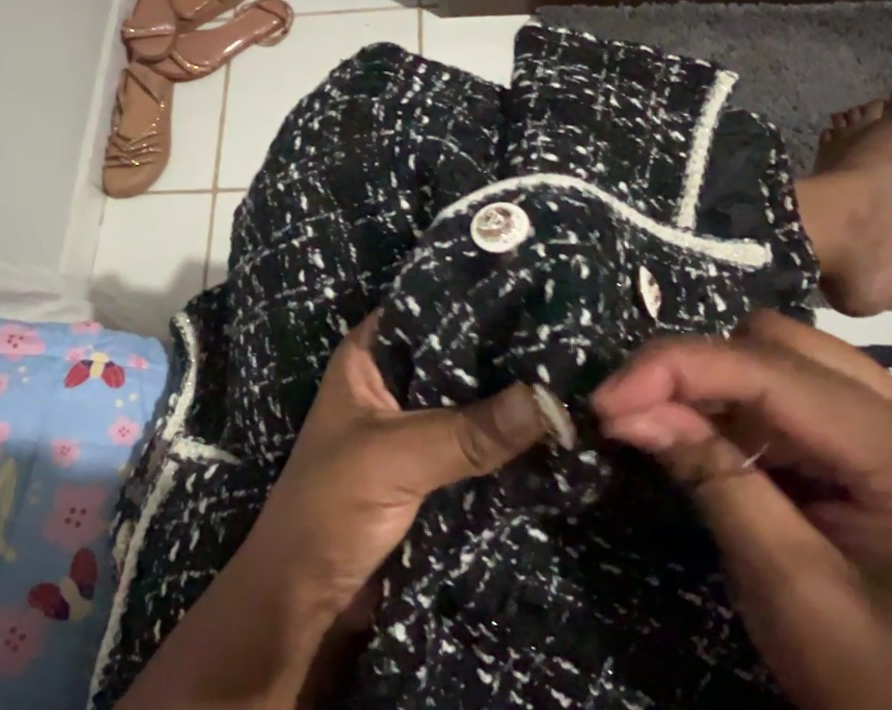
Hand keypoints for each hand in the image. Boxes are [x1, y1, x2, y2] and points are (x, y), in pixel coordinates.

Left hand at [120, 311, 547, 707]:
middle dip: (512, 354)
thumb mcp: (396, 458)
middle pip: (462, 354)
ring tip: (585, 380)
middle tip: (583, 342)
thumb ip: (471, 430)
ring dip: (518, 399)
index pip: (433, 308)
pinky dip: (513, 440)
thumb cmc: (330, 507)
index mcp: (370, 356)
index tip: (547, 293)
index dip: (484, 301)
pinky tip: (563, 430)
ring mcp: (417, 424)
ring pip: (476, 399)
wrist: (306, 597)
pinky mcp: (435, 466)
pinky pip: (482, 441)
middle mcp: (395, 380)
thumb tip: (555, 401)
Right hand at [592, 311, 891, 709]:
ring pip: (789, 361)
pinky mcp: (891, 448)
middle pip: (786, 348)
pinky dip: (743, 413)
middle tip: (634, 418)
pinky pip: (800, 397)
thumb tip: (627, 410)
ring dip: (717, 389)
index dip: (680, 370)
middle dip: (698, 372)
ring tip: (669, 434)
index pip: (780, 375)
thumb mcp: (787, 588)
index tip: (604, 399)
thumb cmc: (877, 689)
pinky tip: (715, 449)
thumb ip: (712, 481)